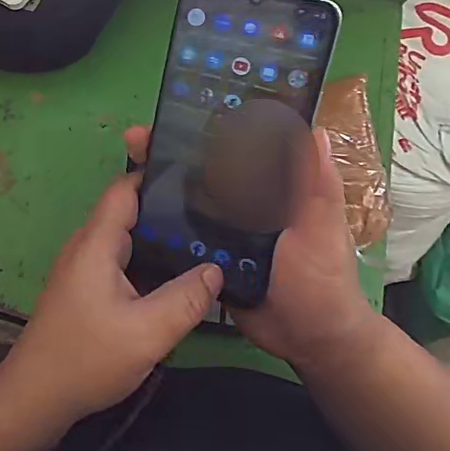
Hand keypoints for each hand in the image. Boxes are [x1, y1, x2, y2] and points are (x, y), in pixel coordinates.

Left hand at [0, 145, 221, 421]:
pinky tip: (177, 271)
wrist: (34, 400)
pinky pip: (124, 258)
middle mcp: (88, 246)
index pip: (126, 187)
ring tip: (205, 234)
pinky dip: (151, 257)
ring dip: (161, 235)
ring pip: (129, 236)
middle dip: (169, 204)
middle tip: (214, 207)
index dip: (158, 172)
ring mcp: (85, 268)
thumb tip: (216, 269)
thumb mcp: (147, 333)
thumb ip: (186, 300)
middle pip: (130, 209)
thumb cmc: (85, 360)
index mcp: (96, 243)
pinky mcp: (87, 288)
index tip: (198, 171)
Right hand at [120, 125, 379, 370]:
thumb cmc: (322, 277)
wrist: (308, 340)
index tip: (182, 110)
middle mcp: (246, 204)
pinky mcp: (208, 260)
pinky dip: (160, 227)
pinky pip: (181, 238)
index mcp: (273, 188)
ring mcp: (224, 231)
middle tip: (137, 139)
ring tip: (127, 168)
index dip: (212, 128)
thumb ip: (318, 183)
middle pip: (205, 171)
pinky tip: (131, 216)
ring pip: (188, 202)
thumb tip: (316, 129)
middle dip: (172, 152)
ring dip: (159, 186)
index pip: (239, 149)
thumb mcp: (322, 225)